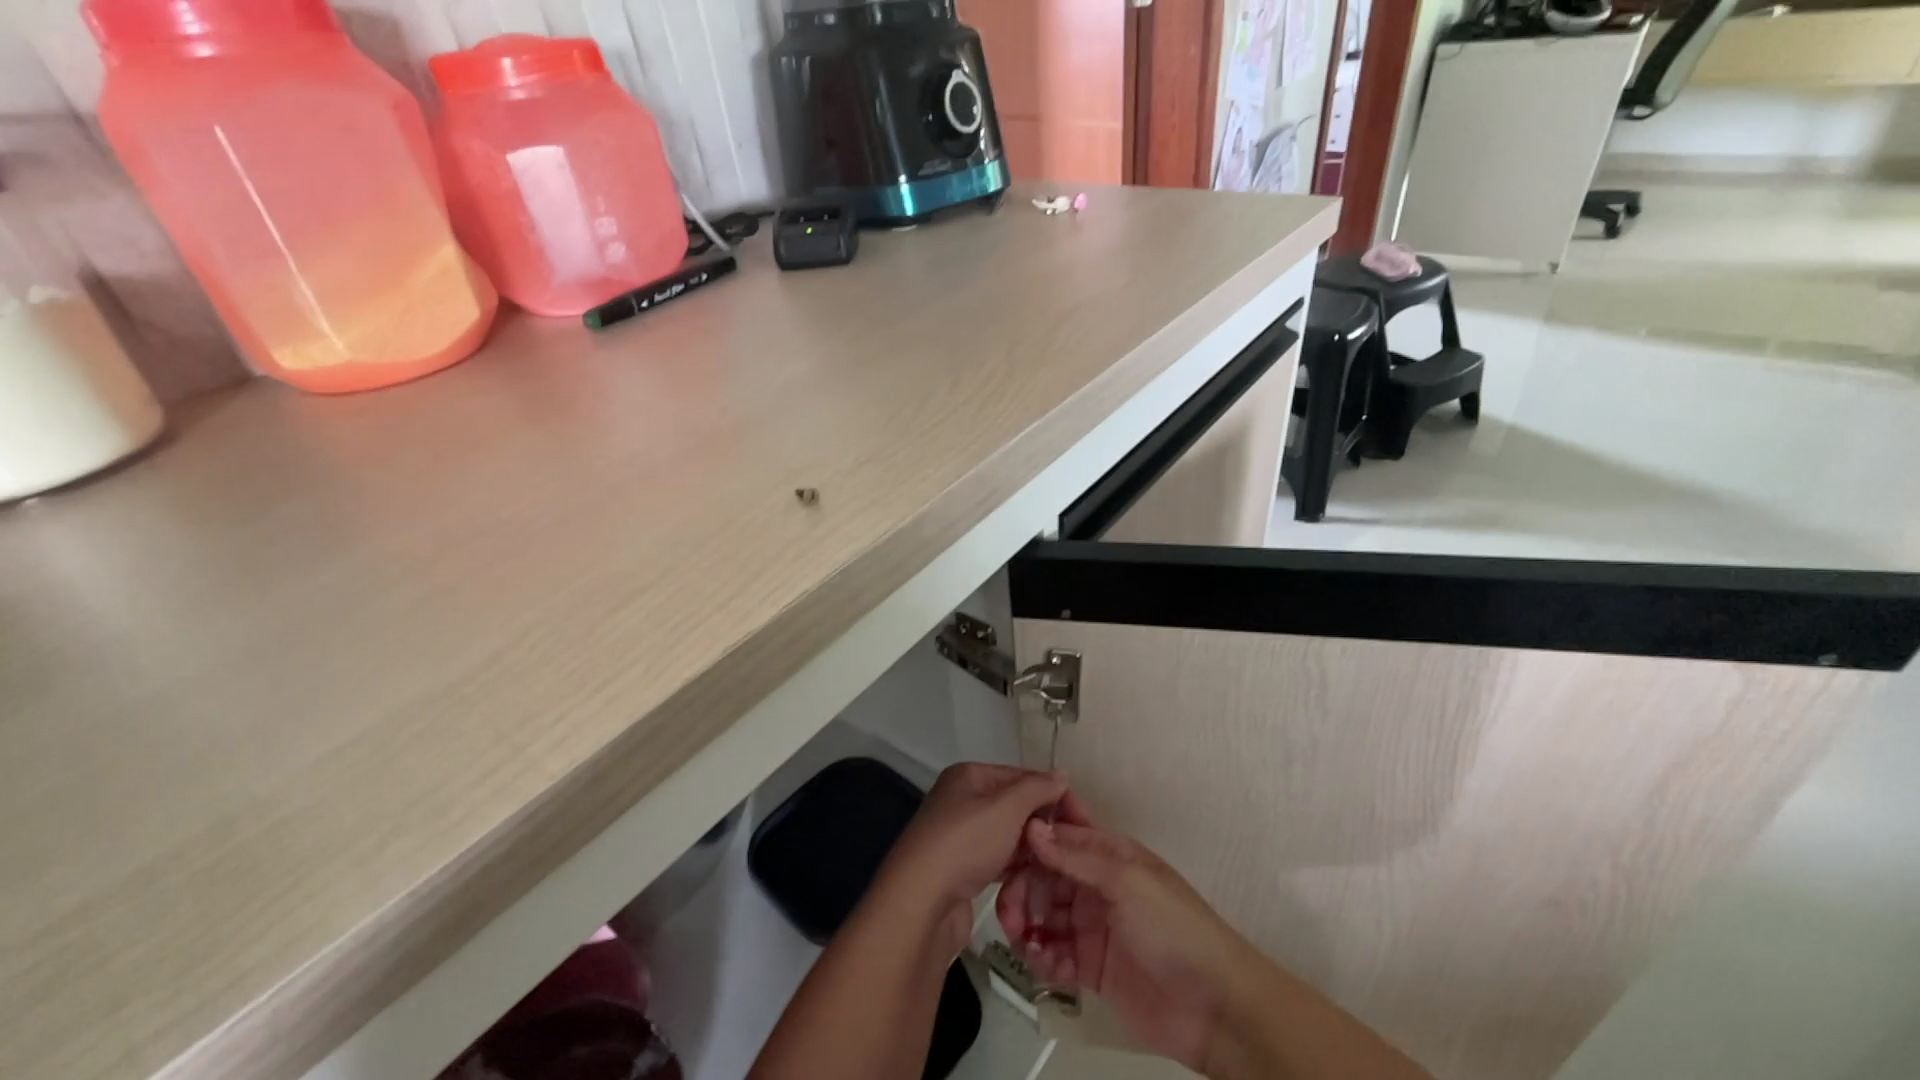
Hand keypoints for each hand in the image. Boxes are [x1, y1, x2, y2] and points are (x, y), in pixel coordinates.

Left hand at [875, 763, 1066, 953]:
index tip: (1085, 821)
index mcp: (970, 776)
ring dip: (1032, 847)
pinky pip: (999, 859)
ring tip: (1060, 862)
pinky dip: (1017, 865)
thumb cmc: (965, 843)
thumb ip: (1037, 788)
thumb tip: (1061, 774)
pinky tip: (1036, 877)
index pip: (1022, 776)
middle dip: (1044, 822)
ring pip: (1009, 835)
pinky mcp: (962, 868)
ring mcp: (960, 836)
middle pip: (1016, 805)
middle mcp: (962, 800)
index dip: (1055, 795)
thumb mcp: (1007, 807)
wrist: (921, 901)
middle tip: (1075, 845)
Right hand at [996, 797, 1252, 1071]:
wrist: (1214, 1007)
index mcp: (1112, 856)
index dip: (1031, 837)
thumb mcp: (1128, 881)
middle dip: (1022, 888)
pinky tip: (1044, 962)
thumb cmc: (1179, 931)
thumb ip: (1078, 855)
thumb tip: (1035, 829)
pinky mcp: (1090, 967)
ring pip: (1043, 914)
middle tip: (1010, 910)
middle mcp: (1099, 886)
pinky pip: (1052, 954)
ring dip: (1025, 923)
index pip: (1062, 833)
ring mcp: (1093, 927)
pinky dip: (1040, 956)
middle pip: (1044, 875)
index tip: (1001, 846)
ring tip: (1021, 938)